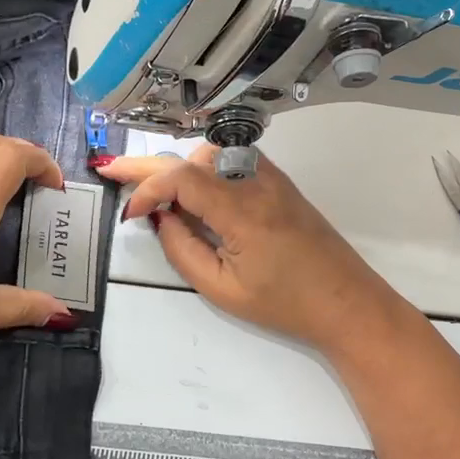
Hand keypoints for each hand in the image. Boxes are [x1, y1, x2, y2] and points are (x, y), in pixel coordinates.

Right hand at [97, 144, 409, 353]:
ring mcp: (272, 180)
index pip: (180, 178)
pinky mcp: (280, 184)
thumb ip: (182, 250)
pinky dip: (203, 167)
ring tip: (153, 191)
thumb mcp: (221, 289)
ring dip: (178, 166)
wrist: (348, 304)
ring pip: (212, 153)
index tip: (131, 216)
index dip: (146, 190)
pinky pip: (232, 161)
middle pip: (191, 158)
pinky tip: (191, 189)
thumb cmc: (285, 305)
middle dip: (146, 165)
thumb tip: (160, 219)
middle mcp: (257, 183)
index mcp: (242, 212)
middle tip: (110, 169)